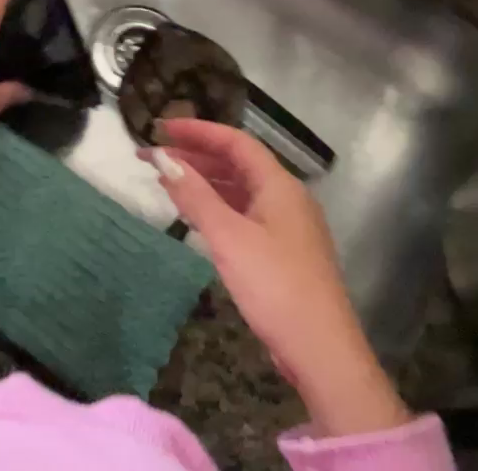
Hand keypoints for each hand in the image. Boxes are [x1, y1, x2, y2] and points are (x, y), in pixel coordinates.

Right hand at [147, 119, 412, 436]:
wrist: (322, 351)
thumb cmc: (275, 286)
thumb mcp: (229, 238)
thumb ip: (195, 196)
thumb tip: (165, 159)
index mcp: (279, 186)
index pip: (236, 142)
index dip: (198, 131)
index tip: (162, 127)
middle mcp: (287, 198)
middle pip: (238, 163)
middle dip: (196, 156)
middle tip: (155, 157)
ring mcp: (287, 226)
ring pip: (241, 190)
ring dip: (205, 182)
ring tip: (167, 181)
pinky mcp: (283, 251)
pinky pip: (245, 213)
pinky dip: (218, 207)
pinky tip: (196, 216)